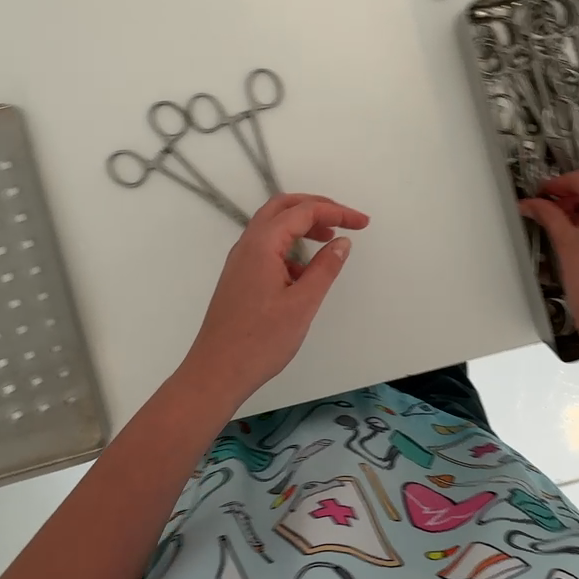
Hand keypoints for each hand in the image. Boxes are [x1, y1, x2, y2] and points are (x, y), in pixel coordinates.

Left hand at [178, 193, 369, 404]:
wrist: (216, 372)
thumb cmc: (260, 340)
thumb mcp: (302, 304)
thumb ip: (325, 268)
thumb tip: (342, 242)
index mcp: (262, 244)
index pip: (303, 211)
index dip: (336, 211)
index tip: (362, 223)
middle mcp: (247, 245)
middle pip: (283, 207)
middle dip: (317, 207)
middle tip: (344, 220)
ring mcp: (240, 261)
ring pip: (273, 226)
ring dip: (302, 224)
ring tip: (330, 239)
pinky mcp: (239, 277)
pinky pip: (267, 247)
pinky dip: (290, 245)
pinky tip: (305, 271)